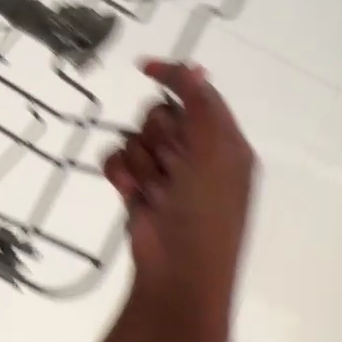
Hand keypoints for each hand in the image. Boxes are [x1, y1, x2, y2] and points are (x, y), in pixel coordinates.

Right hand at [103, 61, 256, 314]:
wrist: (179, 273)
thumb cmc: (206, 214)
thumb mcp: (214, 156)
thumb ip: (203, 108)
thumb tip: (195, 68)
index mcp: (225, 145)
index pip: (198, 96)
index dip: (173, 79)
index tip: (144, 68)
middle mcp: (196, 154)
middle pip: (159, 115)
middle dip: (155, 134)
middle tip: (169, 160)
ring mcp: (166, 172)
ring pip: (134, 137)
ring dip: (137, 160)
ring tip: (151, 187)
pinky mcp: (139, 187)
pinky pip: (116, 159)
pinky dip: (119, 173)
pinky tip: (128, 191)